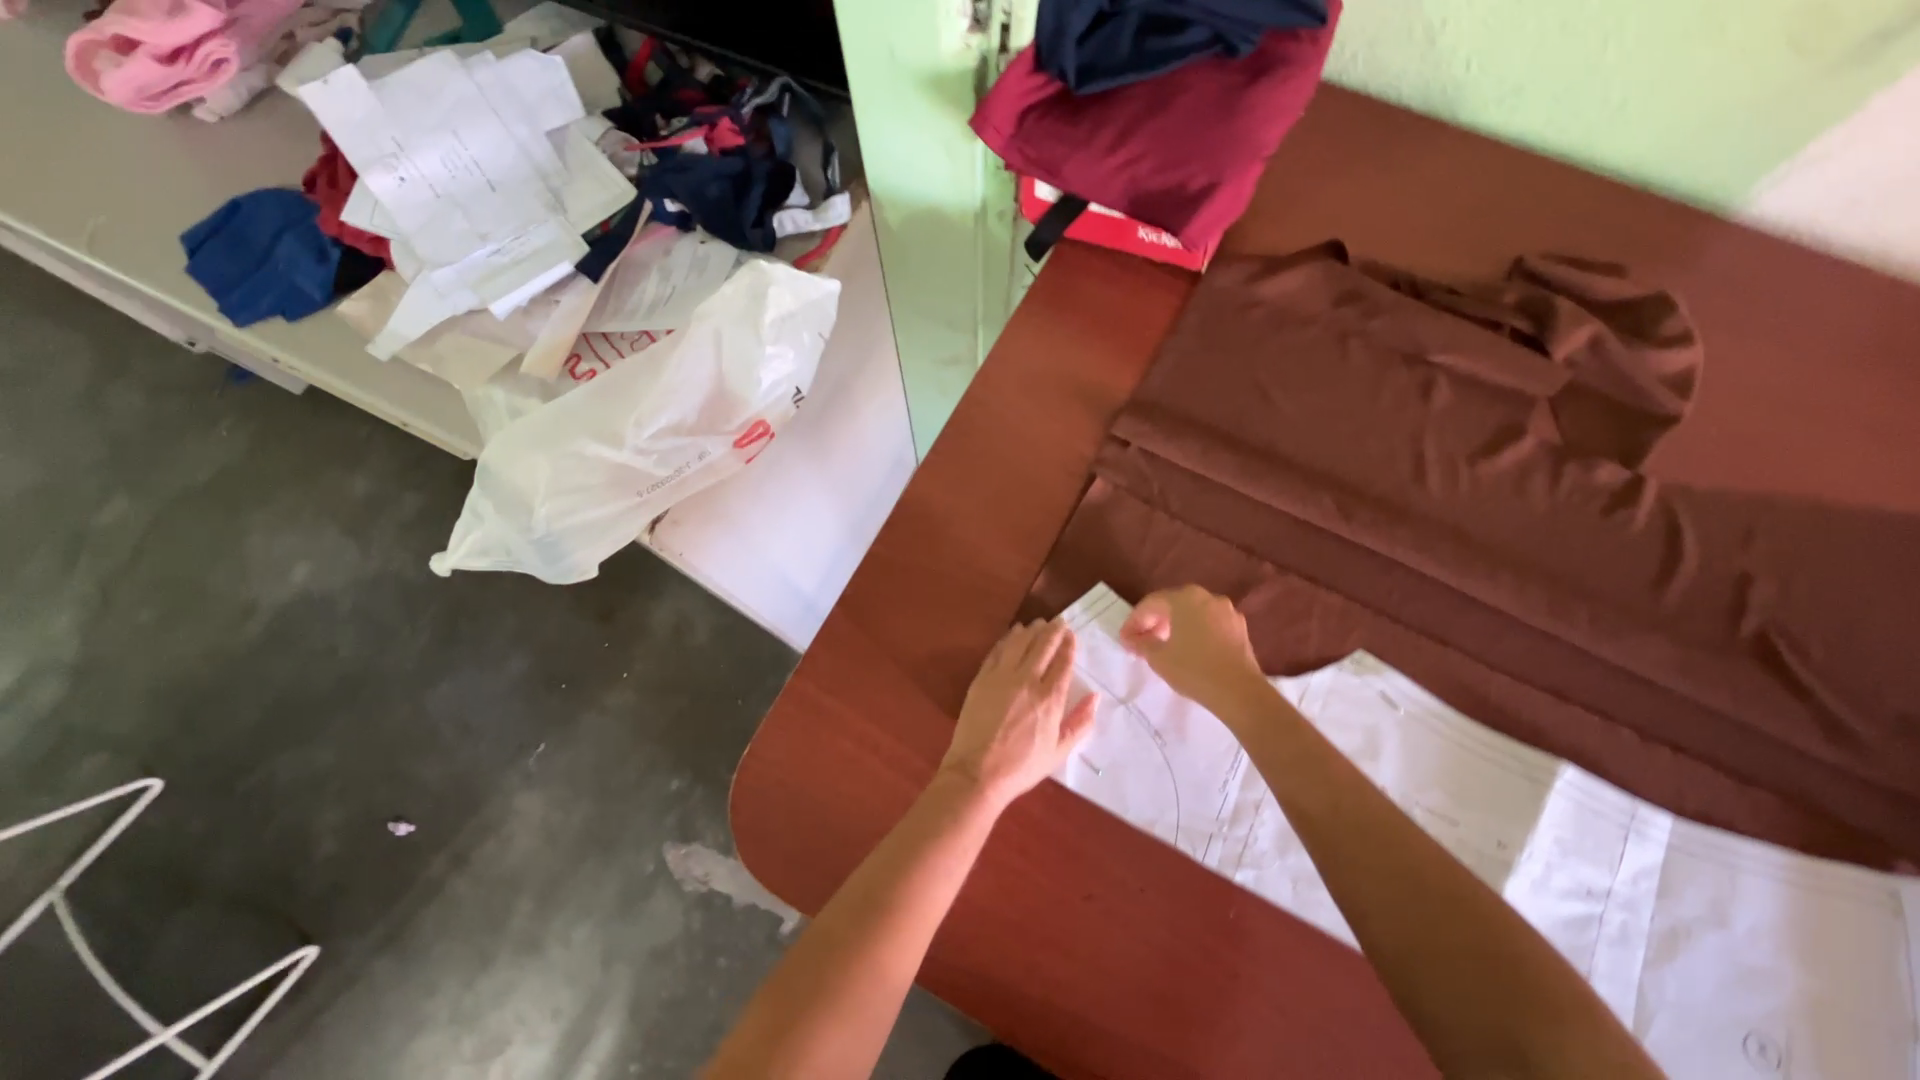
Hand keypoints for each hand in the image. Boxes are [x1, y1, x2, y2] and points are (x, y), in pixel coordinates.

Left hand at [940, 618, 1098, 808]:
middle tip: (1058, 622)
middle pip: (1042, 646)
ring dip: (1030, 630)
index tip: (1072, 635)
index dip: (1068, 645)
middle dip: (1053, 631)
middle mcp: (1027, 681)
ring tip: (1037, 624)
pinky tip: (1013, 634)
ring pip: (1019, 643)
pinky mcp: (981, 680)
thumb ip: (1080, 723)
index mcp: (1050, 699)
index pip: (1063, 662)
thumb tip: (1095, 698)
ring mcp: (1001, 677)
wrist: (977, 772)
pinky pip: (997, 651)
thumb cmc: (1022, 767)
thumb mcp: (1059, 751)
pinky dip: (1007, 639)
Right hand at [1120, 586, 1264, 708]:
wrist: (1238, 690)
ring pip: (1193, 614)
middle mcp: (1207, 597)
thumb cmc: (1192, 669)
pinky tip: (1189, 650)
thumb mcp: (1158, 657)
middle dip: (1154, 622)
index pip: (1151, 604)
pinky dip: (1195, 632)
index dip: (1134, 622)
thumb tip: (1132, 639)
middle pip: (1173, 605)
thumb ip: (1141, 643)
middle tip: (1141, 642)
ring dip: (1175, 626)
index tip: (1124, 640)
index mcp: (1184, 598)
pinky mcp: (1239, 628)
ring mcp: (1227, 611)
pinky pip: (1209, 624)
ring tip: (1164, 647)